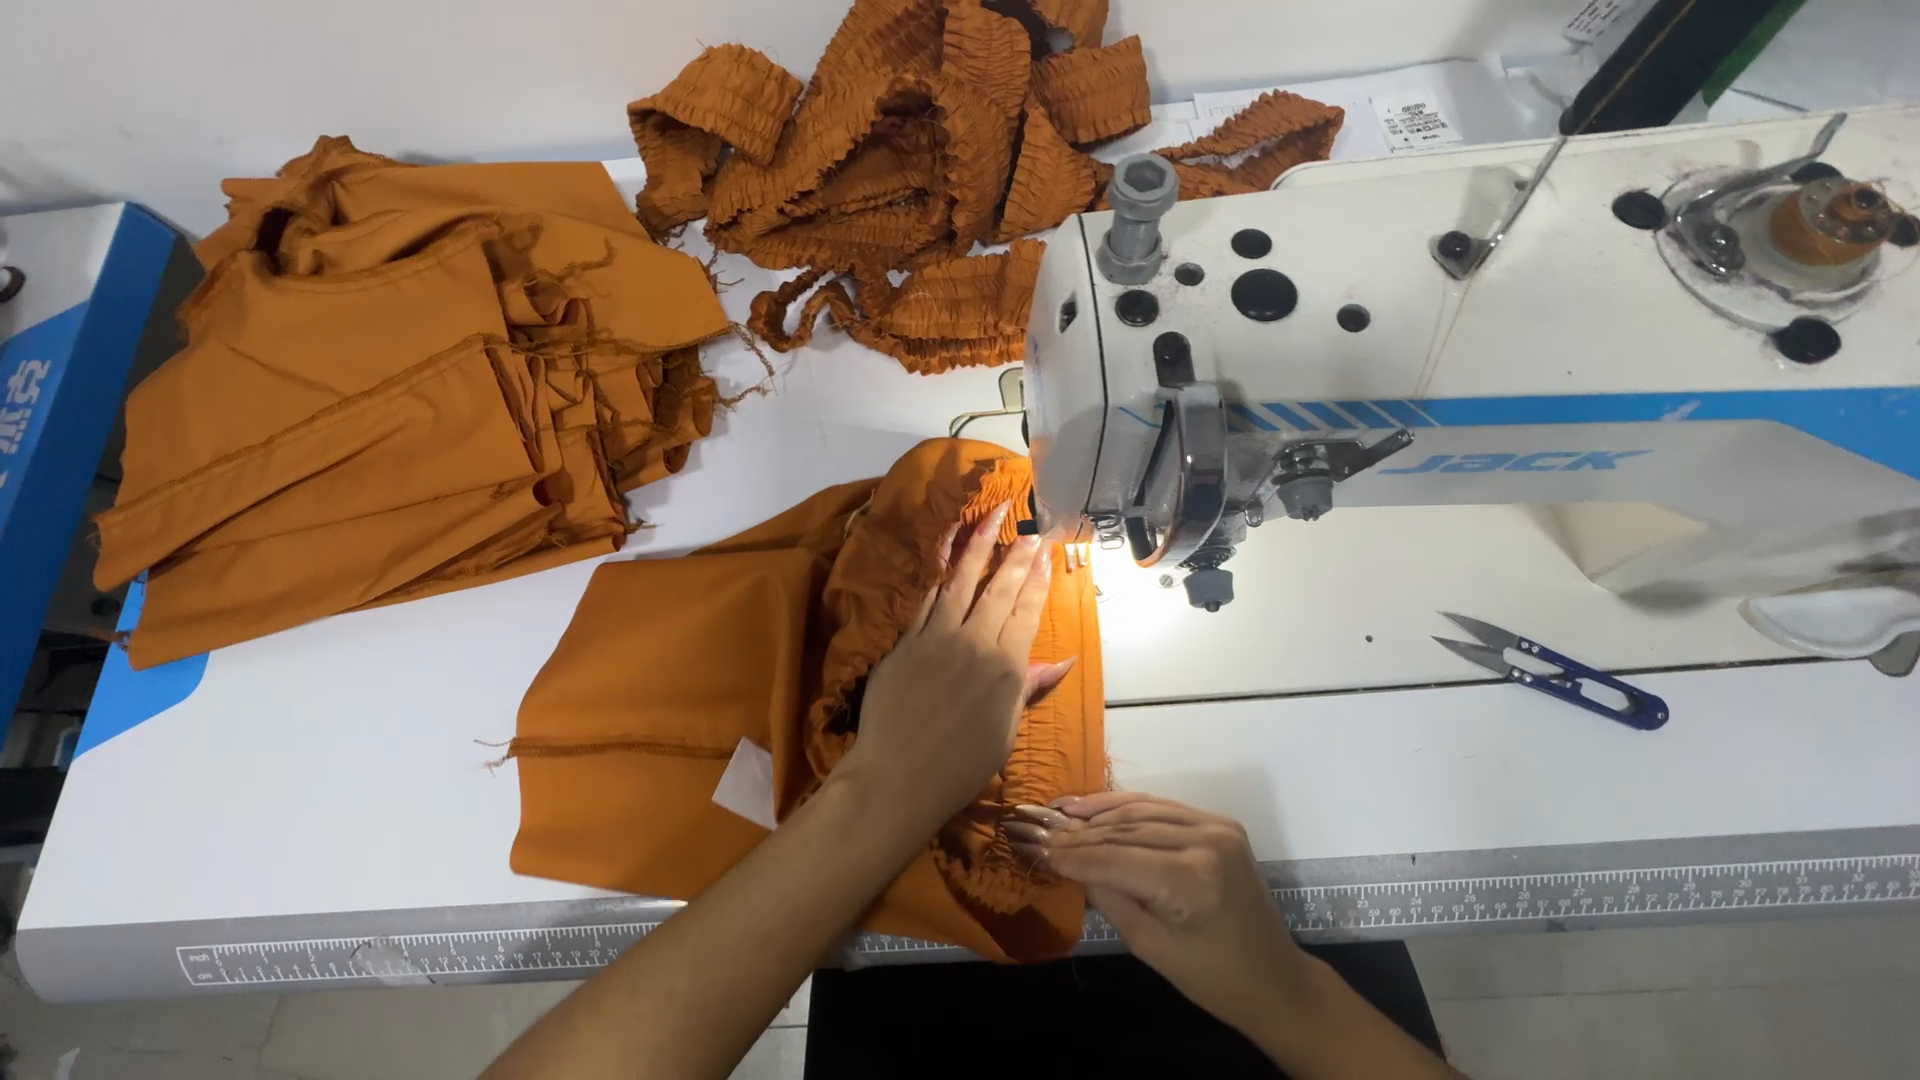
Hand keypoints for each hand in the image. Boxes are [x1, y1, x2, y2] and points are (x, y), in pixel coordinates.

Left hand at [841, 502, 1074, 829]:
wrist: (899, 776)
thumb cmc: (961, 765)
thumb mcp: (1006, 731)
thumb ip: (1029, 689)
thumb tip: (1062, 661)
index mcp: (1005, 667)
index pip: (1026, 611)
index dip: (1038, 580)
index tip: (1046, 554)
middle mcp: (975, 642)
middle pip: (999, 589)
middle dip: (1016, 556)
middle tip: (1028, 528)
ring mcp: (936, 638)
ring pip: (961, 583)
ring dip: (977, 547)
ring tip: (989, 519)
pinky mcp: (906, 641)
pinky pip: (927, 600)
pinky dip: (940, 575)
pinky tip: (948, 556)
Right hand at [1008, 793, 1306, 1032]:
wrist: (1276, 980)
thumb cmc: (1214, 978)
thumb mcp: (1152, 948)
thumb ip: (1110, 900)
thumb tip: (1070, 866)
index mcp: (1193, 878)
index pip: (1117, 858)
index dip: (1073, 855)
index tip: (1036, 850)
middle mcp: (1207, 840)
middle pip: (1127, 830)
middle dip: (1080, 833)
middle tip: (1039, 829)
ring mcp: (1216, 826)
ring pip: (1142, 811)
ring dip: (1098, 812)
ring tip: (1059, 811)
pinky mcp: (1219, 823)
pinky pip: (1162, 809)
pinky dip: (1127, 808)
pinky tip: (1097, 808)